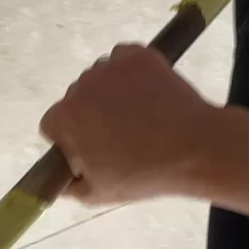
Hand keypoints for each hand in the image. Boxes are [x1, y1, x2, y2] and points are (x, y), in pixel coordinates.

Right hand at [40, 43, 221, 204]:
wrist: (194, 146)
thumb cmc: (144, 172)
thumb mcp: (96, 193)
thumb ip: (68, 185)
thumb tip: (60, 177)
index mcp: (65, 117)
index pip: (53, 124)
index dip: (71, 138)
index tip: (93, 148)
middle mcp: (83, 84)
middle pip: (77, 98)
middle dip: (91, 113)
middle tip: (120, 133)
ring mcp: (113, 66)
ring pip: (100, 77)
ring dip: (110, 91)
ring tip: (139, 114)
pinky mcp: (139, 54)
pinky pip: (123, 58)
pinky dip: (130, 71)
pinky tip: (146, 92)